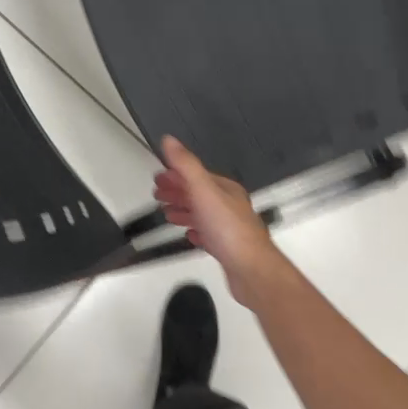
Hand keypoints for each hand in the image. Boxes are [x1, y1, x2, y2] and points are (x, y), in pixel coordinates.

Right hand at [153, 137, 286, 304]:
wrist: (250, 268)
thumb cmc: (228, 229)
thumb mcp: (204, 191)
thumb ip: (186, 166)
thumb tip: (169, 140)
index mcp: (225, 189)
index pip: (197, 176)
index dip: (176, 174)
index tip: (158, 178)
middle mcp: (229, 205)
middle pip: (199, 194)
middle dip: (178, 192)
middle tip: (157, 195)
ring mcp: (228, 228)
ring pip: (203, 214)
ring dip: (184, 211)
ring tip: (167, 214)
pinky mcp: (226, 249)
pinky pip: (208, 236)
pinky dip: (196, 232)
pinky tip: (190, 235)